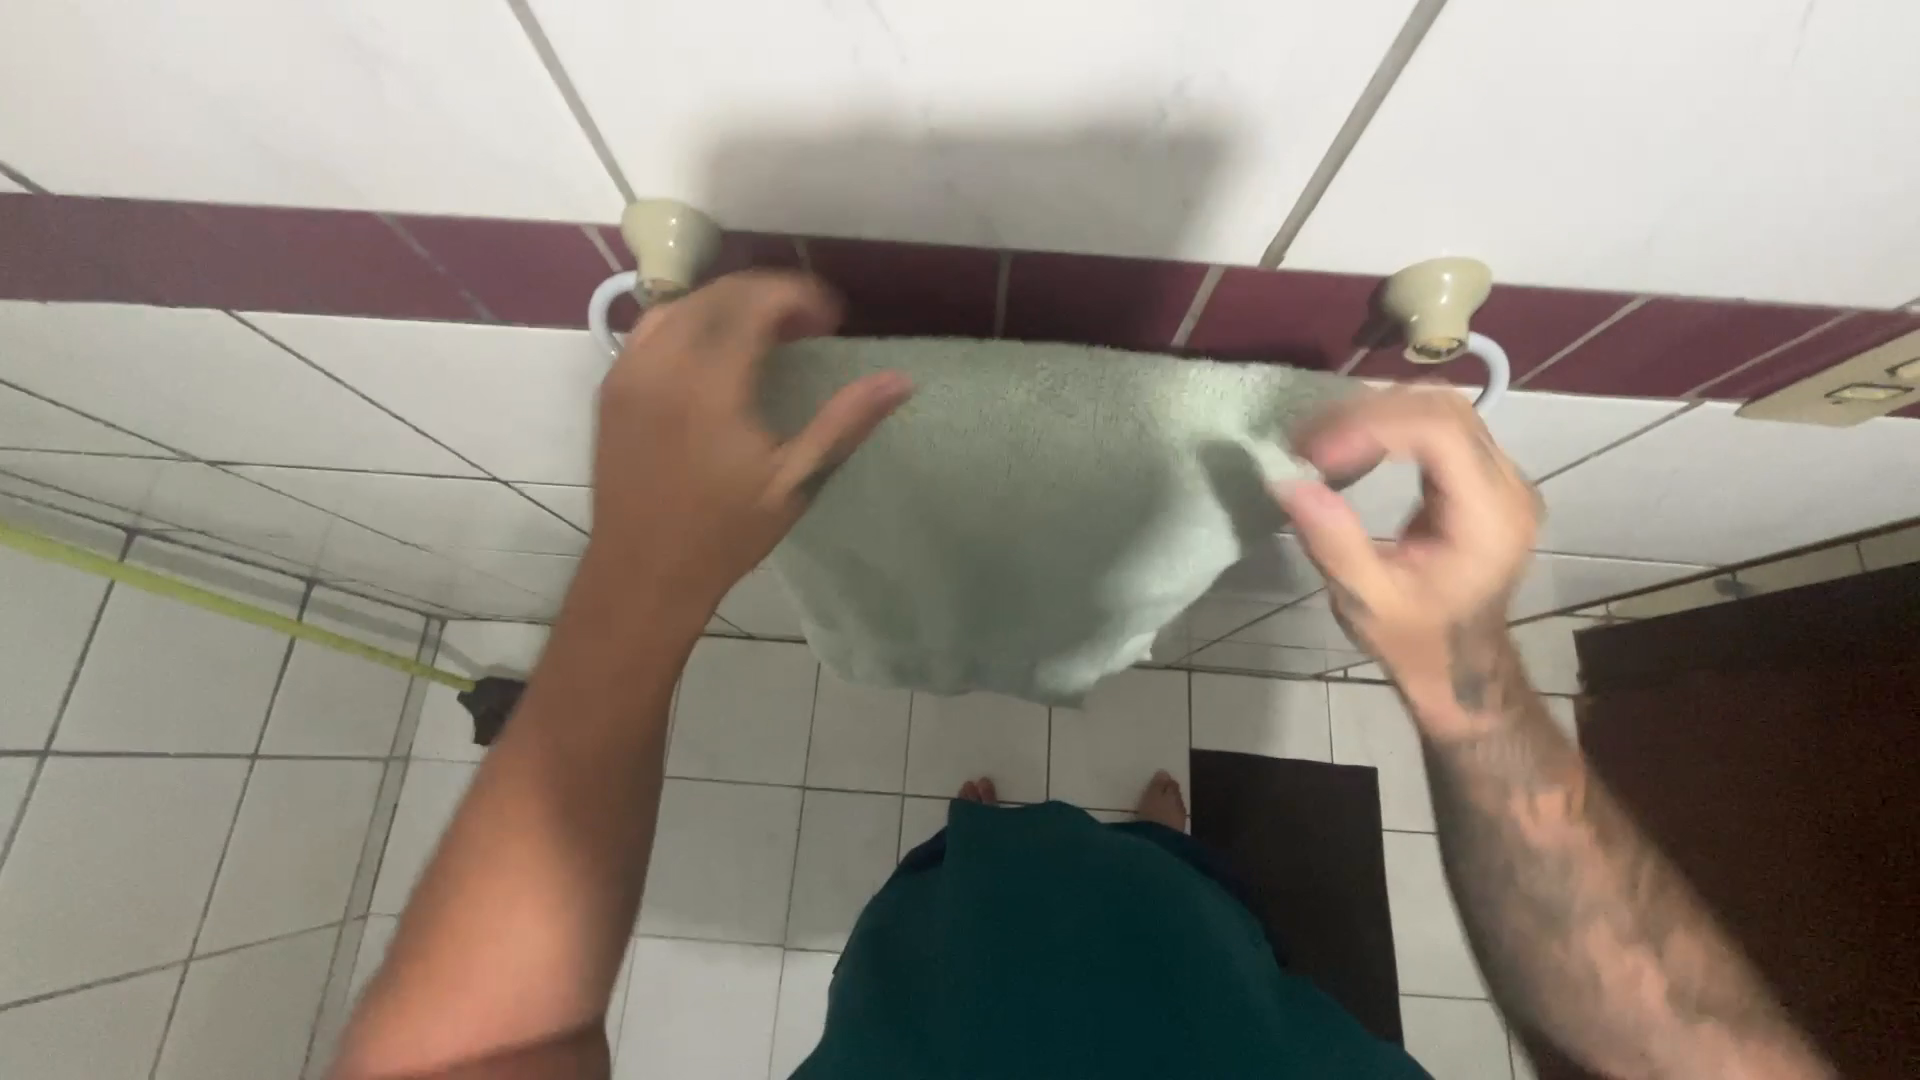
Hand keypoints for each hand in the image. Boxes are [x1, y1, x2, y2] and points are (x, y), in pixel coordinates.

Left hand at [586, 270, 911, 618]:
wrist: (644, 571)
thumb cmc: (726, 532)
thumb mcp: (796, 481)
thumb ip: (845, 422)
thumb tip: (900, 381)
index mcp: (711, 384)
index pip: (756, 302)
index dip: (801, 296)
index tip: (833, 320)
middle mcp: (663, 363)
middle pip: (720, 293)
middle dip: (771, 294)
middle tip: (810, 326)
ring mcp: (629, 371)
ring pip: (683, 303)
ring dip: (730, 303)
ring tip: (767, 332)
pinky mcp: (612, 386)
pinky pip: (652, 327)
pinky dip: (692, 321)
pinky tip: (715, 350)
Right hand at [1272, 387, 1539, 718]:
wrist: (1458, 662)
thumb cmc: (1414, 640)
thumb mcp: (1365, 601)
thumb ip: (1332, 540)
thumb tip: (1286, 481)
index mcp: (1488, 518)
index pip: (1440, 433)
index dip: (1371, 427)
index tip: (1312, 455)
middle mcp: (1505, 485)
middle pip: (1444, 408)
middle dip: (1367, 413)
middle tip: (1306, 443)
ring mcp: (1498, 477)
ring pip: (1441, 407)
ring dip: (1374, 414)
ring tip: (1318, 443)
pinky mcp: (1479, 477)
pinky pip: (1436, 426)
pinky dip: (1385, 425)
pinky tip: (1347, 447)